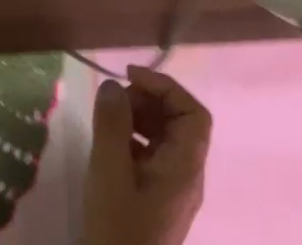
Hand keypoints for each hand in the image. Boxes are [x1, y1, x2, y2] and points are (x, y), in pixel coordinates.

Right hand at [81, 66, 210, 244]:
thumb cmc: (117, 227)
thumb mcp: (108, 172)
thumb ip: (112, 125)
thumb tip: (113, 85)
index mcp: (185, 169)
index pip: (194, 115)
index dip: (165, 87)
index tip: (127, 75)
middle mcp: (187, 177)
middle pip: (181, 124)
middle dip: (148, 100)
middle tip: (112, 100)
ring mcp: (172, 190)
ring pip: (165, 139)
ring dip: (139, 118)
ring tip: (106, 119)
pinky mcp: (155, 199)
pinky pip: (151, 156)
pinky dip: (132, 139)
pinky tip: (106, 145)